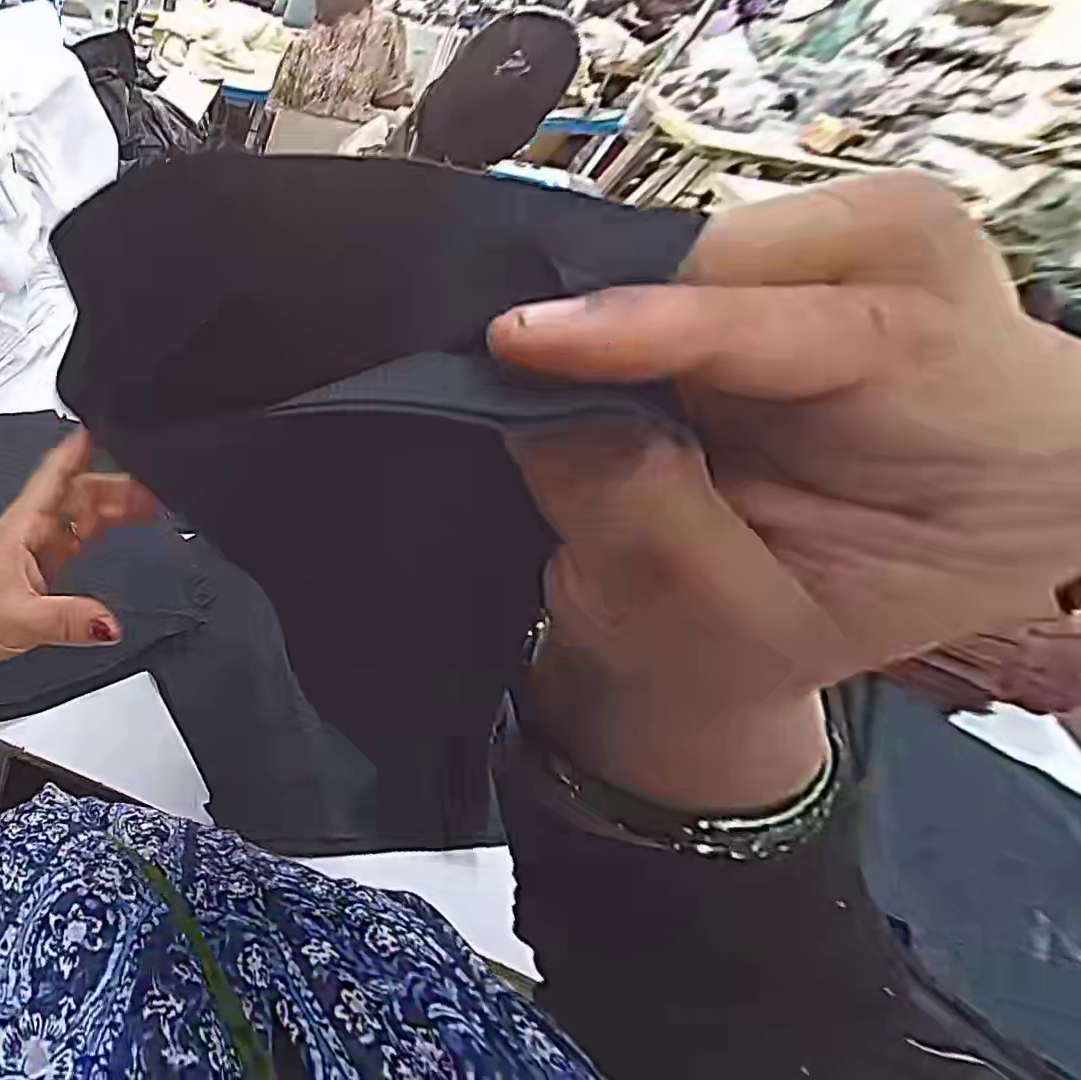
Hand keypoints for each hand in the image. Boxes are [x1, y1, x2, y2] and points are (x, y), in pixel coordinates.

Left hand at [0, 430, 157, 669]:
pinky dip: (100, 527)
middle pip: (77, 491)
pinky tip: (117, 528)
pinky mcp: (42, 561)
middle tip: (149, 484)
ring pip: (79, 510)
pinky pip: (77, 534)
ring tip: (146, 503)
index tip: (103, 429)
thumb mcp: (23, 619)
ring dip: (111, 504)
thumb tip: (110, 622)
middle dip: (113, 483)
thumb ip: (70, 620)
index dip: (77, 449)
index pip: (54, 475)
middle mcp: (30, 527)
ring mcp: (37, 543)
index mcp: (22, 526)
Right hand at [487, 173, 1080, 805]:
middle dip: (683, 276)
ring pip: (788, 242)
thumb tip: (538, 390)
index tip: (529, 338)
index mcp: (1001, 466)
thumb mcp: (664, 603)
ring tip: (563, 351)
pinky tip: (587, 349)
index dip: (675, 324)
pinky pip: (722, 277)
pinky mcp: (795, 337)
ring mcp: (885, 343)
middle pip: (862, 240)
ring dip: (654, 288)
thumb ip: (614, 490)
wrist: (685, 652)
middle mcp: (976, 373)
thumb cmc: (699, 651)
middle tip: (551, 335)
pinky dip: (637, 304)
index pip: (861, 338)